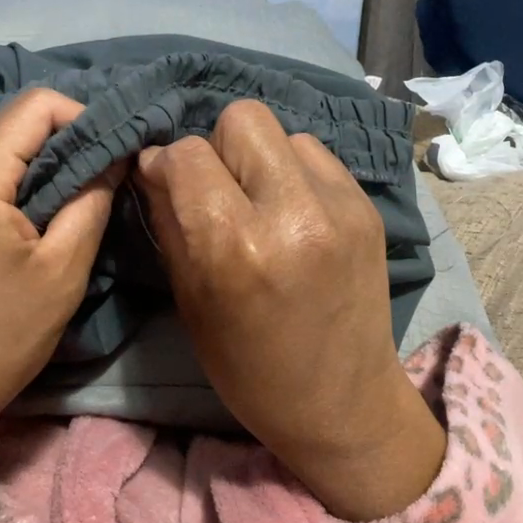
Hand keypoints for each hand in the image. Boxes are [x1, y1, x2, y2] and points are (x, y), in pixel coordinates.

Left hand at [0, 90, 119, 443]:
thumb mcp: (61, 271)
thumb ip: (92, 201)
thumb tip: (114, 157)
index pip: (36, 106)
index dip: (85, 120)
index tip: (112, 159)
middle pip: (15, 126)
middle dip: (66, 146)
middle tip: (102, 186)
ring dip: (42, 169)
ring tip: (74, 208)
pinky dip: (16, 187)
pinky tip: (36, 223)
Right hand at [136, 100, 444, 520]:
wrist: (342, 404)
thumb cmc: (249, 369)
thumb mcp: (190, 302)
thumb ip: (169, 224)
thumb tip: (155, 166)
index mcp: (236, 247)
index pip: (187, 153)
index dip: (167, 164)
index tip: (166, 186)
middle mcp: (293, 212)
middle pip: (241, 118)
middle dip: (216, 147)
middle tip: (217, 190)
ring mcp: (340, 205)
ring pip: (283, 132)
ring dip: (258, 158)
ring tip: (259, 203)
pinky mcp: (368, 207)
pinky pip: (317, 157)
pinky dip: (294, 173)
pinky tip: (293, 213)